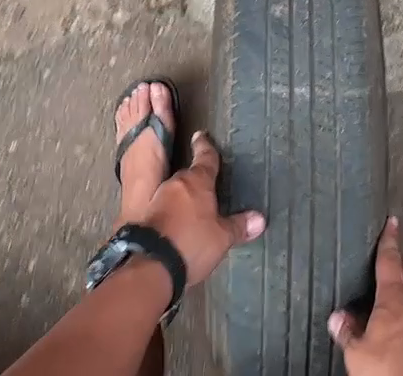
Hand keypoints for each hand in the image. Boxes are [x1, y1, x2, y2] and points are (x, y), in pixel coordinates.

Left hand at [133, 130, 264, 285]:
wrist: (149, 267)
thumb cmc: (191, 243)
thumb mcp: (222, 237)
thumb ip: (239, 226)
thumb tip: (260, 219)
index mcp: (196, 181)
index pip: (205, 158)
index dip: (206, 147)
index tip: (201, 135)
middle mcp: (174, 185)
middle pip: (188, 176)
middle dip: (196, 180)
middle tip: (206, 185)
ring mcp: (155, 201)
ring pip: (172, 193)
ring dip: (181, 199)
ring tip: (192, 210)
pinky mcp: (143, 220)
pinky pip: (161, 210)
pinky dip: (169, 214)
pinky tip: (175, 227)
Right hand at [328, 217, 402, 375]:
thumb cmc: (384, 371)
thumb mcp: (356, 353)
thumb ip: (347, 331)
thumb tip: (336, 316)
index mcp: (394, 299)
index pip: (390, 261)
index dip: (390, 241)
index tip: (393, 222)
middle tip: (393, 260)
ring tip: (392, 293)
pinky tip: (397, 325)